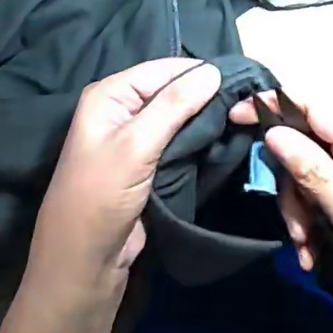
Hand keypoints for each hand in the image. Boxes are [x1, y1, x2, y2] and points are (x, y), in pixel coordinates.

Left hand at [24, 59, 220, 313]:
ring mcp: (133, 137)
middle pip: (170, 90)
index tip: (242, 78)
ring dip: (204, 117)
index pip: (162, 69)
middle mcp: (120, 109)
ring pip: (177, 116)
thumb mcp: (136, 145)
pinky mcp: (147, 162)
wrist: (85, 262)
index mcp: (109, 95)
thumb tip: (213, 71)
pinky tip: (224, 137)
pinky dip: (198, 138)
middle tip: (247, 99)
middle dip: (204, 93)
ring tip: (242, 115)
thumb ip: (174, 105)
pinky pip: (177, 140)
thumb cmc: (101, 196)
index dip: (199, 72)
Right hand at [230, 87, 332, 323]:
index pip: (312, 102)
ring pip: (311, 165)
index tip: (235, 116)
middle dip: (291, 182)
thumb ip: (315, 172)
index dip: (272, 102)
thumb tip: (274, 132)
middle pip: (306, 138)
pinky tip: (314, 248)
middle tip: (294, 228)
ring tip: (306, 247)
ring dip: (300, 206)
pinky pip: (326, 182)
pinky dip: (314, 213)